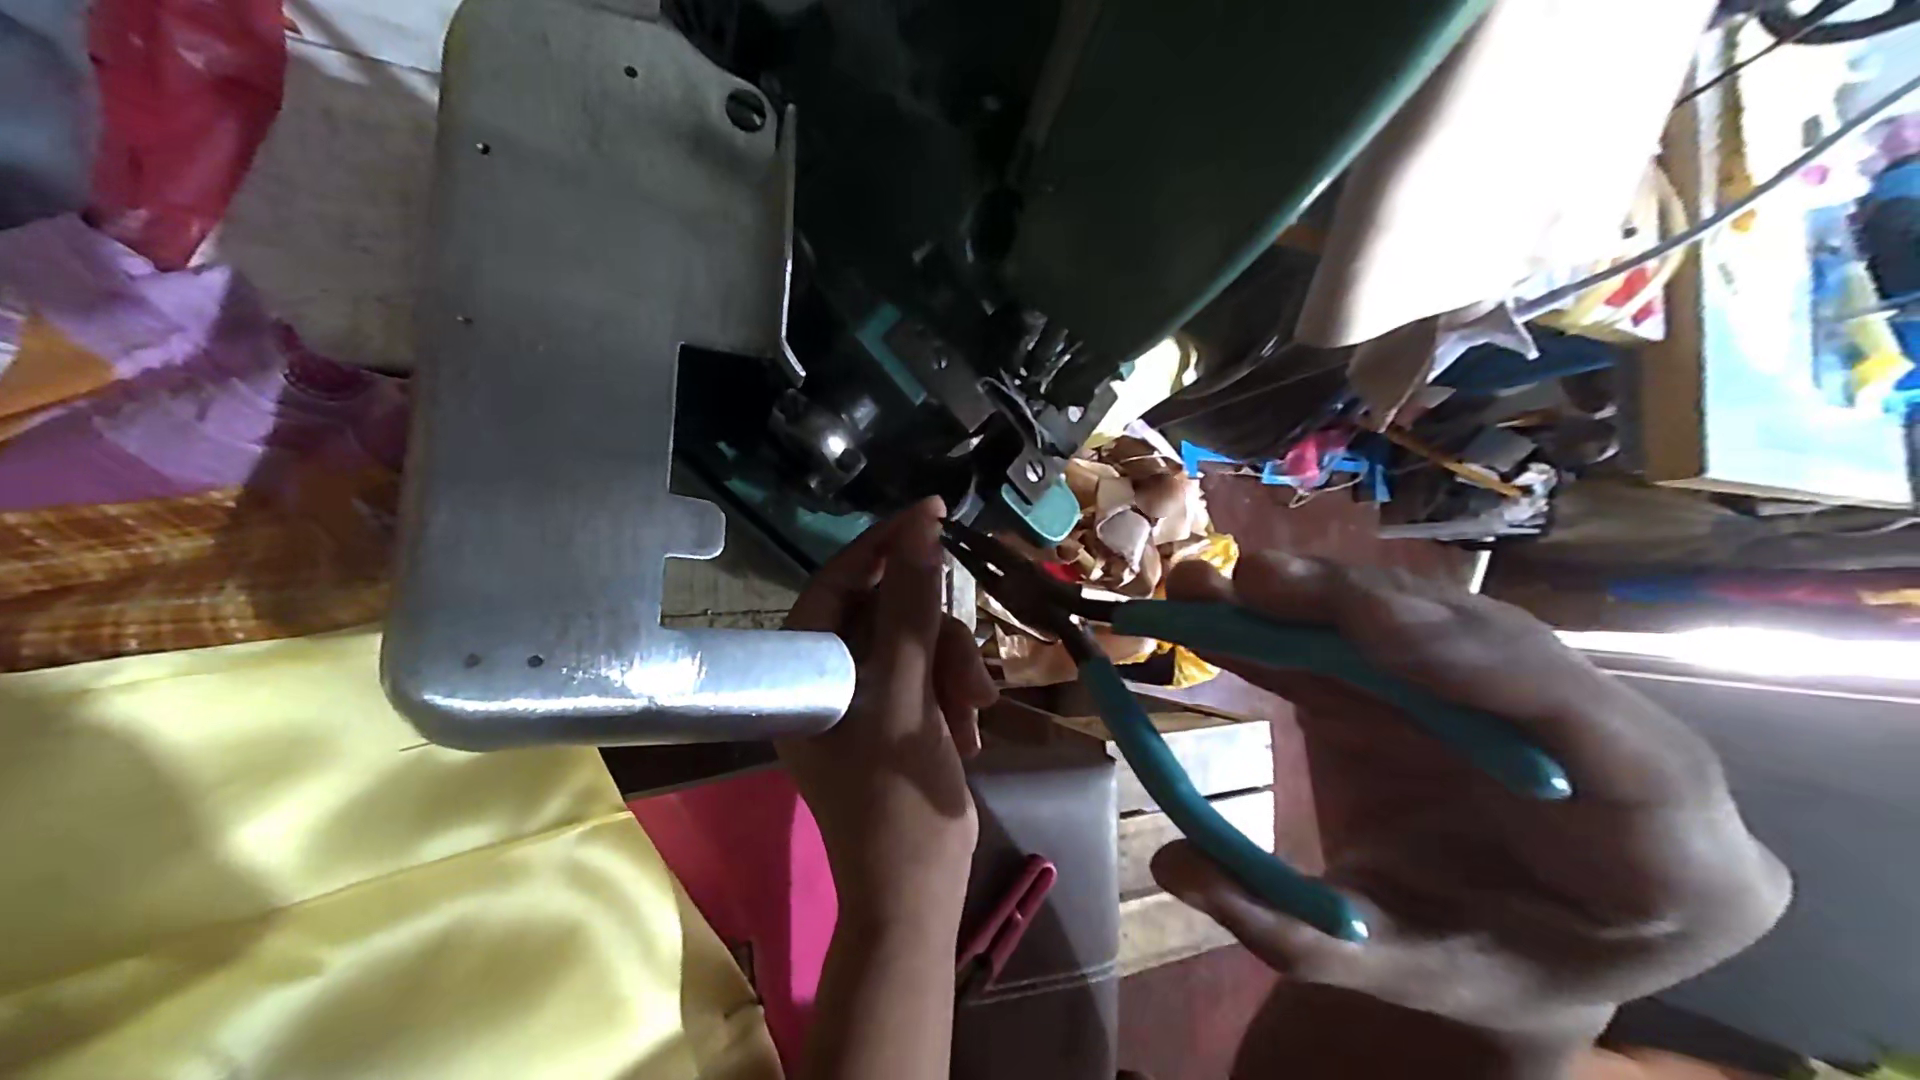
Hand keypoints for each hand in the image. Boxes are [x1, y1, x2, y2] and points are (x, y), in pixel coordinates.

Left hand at [780, 497, 997, 923]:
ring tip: (972, 714)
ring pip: (917, 642)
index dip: (884, 545)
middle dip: (936, 638)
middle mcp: (826, 676)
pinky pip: (930, 673)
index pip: (838, 581)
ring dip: (952, 671)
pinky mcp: (895, 713)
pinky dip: (953, 693)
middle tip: (969, 679)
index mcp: (805, 670)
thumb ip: (910, 611)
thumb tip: (920, 531)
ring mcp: (863, 696)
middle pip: (888, 613)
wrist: (919, 894)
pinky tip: (967, 733)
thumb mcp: (905, 697)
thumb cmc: (896, 803)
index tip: (933, 512)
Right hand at [1152, 554, 1790, 1067]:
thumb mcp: (1401, 973)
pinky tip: (1229, 605)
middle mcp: (1599, 739)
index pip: (1588, 725)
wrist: (1510, 937)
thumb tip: (1176, 866)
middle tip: (1250, 581)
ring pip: (1419, 616)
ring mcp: (1516, 692)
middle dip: (1356, 605)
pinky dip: (1294, 617)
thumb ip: (1297, 934)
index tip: (1364, 620)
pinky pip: (1370, 633)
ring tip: (1214, 586)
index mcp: (1662, 845)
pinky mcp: (1444, 673)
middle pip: (1486, 640)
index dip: (1476, 658)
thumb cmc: (1483, 968)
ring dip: (1313, 595)